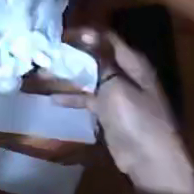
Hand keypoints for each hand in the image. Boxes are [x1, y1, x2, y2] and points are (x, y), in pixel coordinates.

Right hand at [55, 28, 193, 193]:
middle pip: (97, 57)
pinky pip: (89, 99)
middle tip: (46, 53)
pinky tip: (54, 99)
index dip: (85, 34)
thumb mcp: (116, 87)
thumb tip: (88, 38)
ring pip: (90, 78)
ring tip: (43, 73)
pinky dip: (74, 98)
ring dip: (69, 76)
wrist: (150, 159)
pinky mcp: (111, 114)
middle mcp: (126, 74)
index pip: (108, 38)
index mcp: (134, 63)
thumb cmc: (136, 120)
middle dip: (73, 54)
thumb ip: (101, 63)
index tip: (59, 35)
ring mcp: (119, 95)